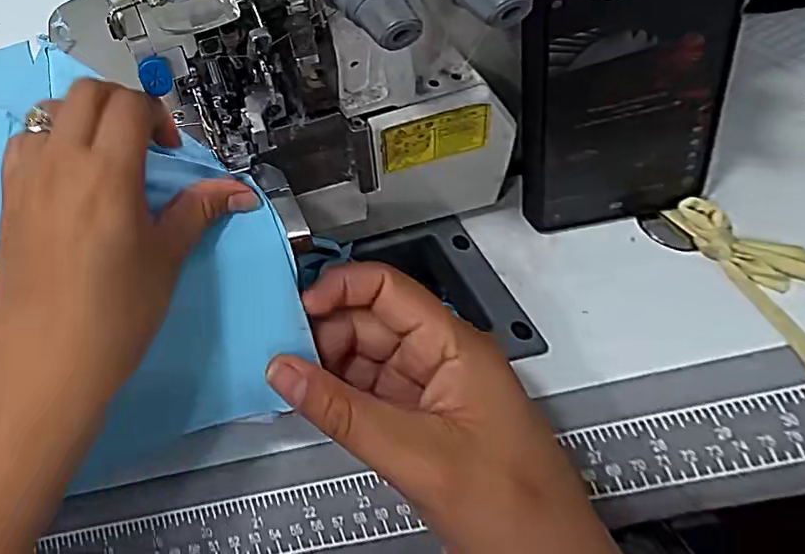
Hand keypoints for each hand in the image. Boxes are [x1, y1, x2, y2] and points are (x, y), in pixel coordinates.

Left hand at [0, 79, 259, 414]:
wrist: (44, 358)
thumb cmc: (115, 313)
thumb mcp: (165, 257)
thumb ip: (198, 210)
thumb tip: (239, 191)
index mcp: (108, 169)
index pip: (130, 104)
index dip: (155, 114)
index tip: (167, 149)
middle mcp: (63, 159)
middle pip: (88, 92)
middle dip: (119, 102)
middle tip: (138, 139)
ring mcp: (29, 173)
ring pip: (50, 109)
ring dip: (80, 115)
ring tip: (99, 151)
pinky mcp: (8, 192)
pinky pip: (23, 141)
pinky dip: (46, 139)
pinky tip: (62, 172)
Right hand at [265, 263, 613, 553]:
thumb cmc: (520, 516)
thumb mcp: (417, 457)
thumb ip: (341, 411)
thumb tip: (284, 370)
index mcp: (454, 346)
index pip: (386, 287)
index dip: (339, 289)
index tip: (301, 308)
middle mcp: (441, 356)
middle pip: (368, 319)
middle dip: (325, 332)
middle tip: (288, 353)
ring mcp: (429, 387)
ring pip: (363, 353)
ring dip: (327, 364)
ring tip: (298, 381)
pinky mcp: (419, 418)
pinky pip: (367, 387)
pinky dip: (338, 391)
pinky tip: (317, 401)